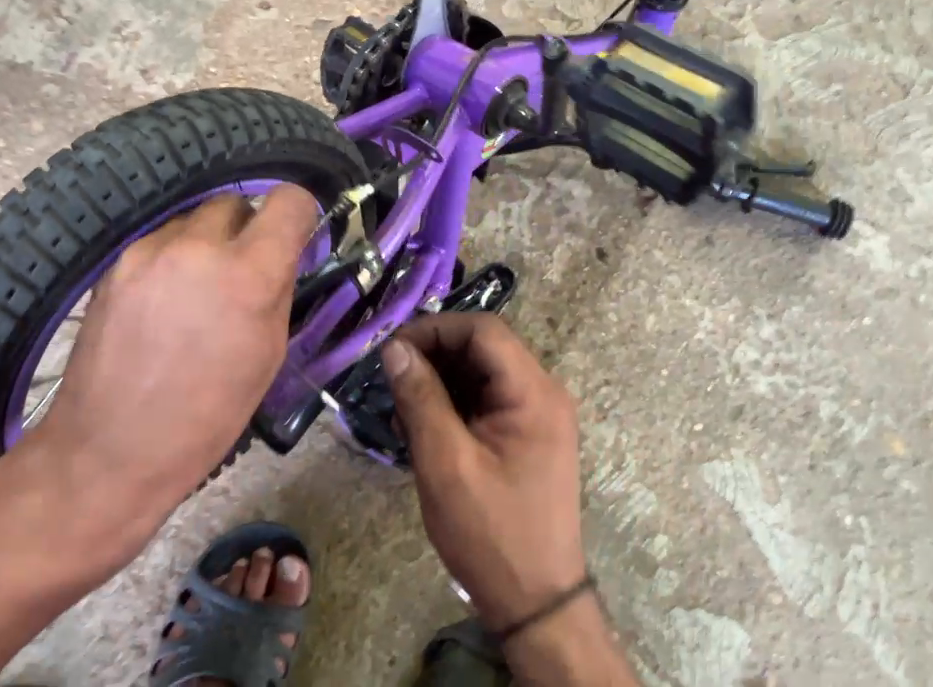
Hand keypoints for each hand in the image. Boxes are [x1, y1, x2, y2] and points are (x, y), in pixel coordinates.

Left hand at [32, 186, 318, 532]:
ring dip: (205, 244)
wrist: (111, 448)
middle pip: (235, 203)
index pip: (288, 201)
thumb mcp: (266, 356)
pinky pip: (158, 243)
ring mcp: (150, 251)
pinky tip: (161, 304)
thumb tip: (283, 253)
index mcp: (248, 276)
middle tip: (241, 271)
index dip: (298, 214)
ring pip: (193, 222)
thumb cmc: (205, 418)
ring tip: (195, 294)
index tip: (295, 234)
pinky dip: (170, 261)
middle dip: (246, 230)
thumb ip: (277, 290)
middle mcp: (198, 248)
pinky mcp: (116, 262)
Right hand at [381, 313, 585, 631]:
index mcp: (533, 393)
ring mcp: (538, 417)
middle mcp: (543, 394)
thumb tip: (394, 348)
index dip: (434, 329)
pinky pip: (486, 400)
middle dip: (432, 355)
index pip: (483, 330)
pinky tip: (421, 427)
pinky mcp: (527, 437)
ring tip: (400, 408)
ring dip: (438, 380)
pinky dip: (452, 404)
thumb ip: (420, 397)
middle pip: (483, 348)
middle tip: (390, 380)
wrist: (535, 602)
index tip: (392, 351)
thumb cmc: (490, 532)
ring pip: (480, 373)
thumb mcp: (445, 462)